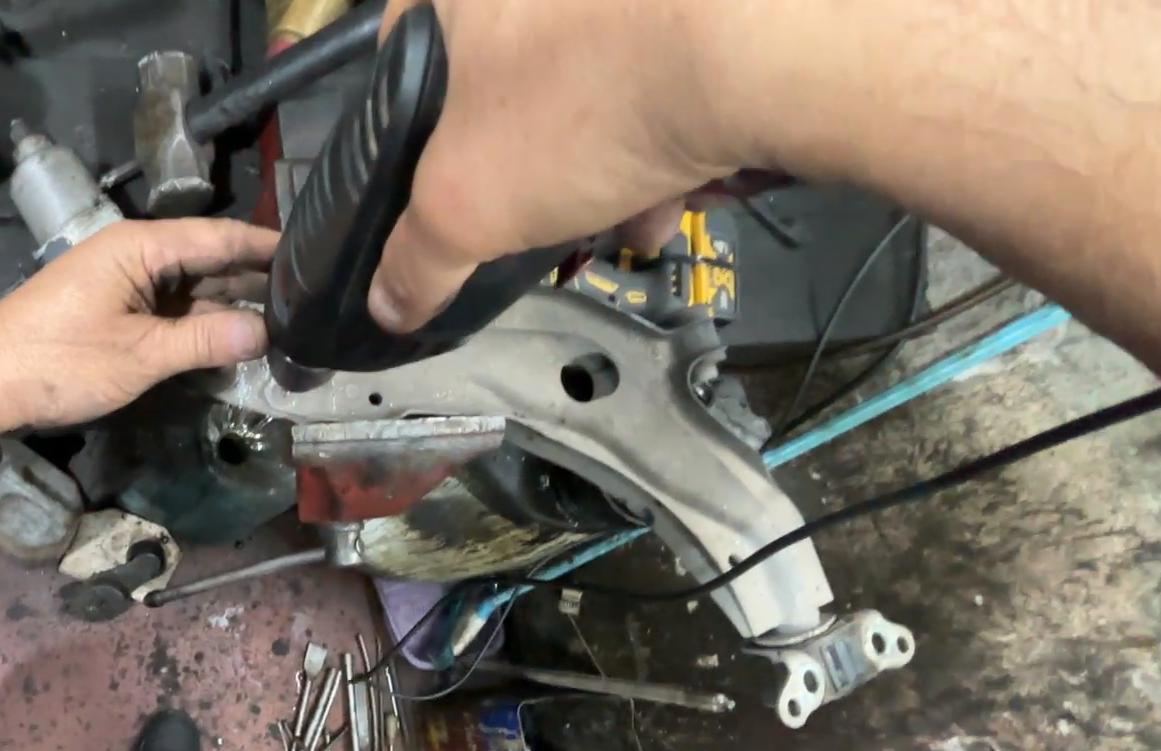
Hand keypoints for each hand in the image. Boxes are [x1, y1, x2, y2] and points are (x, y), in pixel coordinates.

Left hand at [0, 218, 277, 428]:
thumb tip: (263, 332)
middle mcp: (133, 253)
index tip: (306, 255)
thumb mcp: (139, 354)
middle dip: (250, 276)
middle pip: (205, 259)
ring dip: (226, 303)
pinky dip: (196, 321)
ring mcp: (120, 280)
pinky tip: (225, 336)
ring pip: (187, 286)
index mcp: (139, 246)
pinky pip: (166, 307)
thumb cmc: (60, 361)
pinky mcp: (111, 307)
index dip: (262, 246)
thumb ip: (203, 341)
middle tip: (302, 296)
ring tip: (279, 317)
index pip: (217, 237)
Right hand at [367, 0, 752, 331]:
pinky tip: (670, 191)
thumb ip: (411, 263)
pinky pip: (656, 66)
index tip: (431, 183)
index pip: (397, 56)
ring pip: (582, 81)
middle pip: (497, 81)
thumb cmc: (578, 105)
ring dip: (590, 161)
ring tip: (612, 219)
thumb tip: (388, 306)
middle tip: (523, 215)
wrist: (772, 35)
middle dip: (513, 162)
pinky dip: (657, 133)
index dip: (407, 134)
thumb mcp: (461, 211)